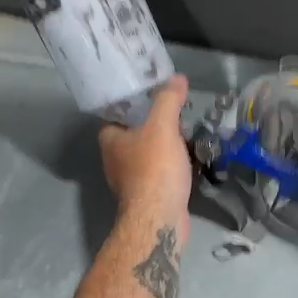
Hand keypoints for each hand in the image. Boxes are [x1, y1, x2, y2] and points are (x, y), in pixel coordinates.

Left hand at [98, 75, 191, 226]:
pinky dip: (171, 168)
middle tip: (176, 116)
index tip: (153, 96)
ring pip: (147, 156)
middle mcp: (114, 160)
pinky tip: (187, 164)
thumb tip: (177, 78)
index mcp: (110, 140)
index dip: (133, 103)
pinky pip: (158, 174)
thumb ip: (168, 100)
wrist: (160, 219)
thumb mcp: (162, 126)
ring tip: (186, 138)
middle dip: (154, 126)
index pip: (115, 113)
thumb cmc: (155, 169)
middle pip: (134, 134)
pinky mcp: (146, 197)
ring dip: (165, 148)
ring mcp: (129, 182)